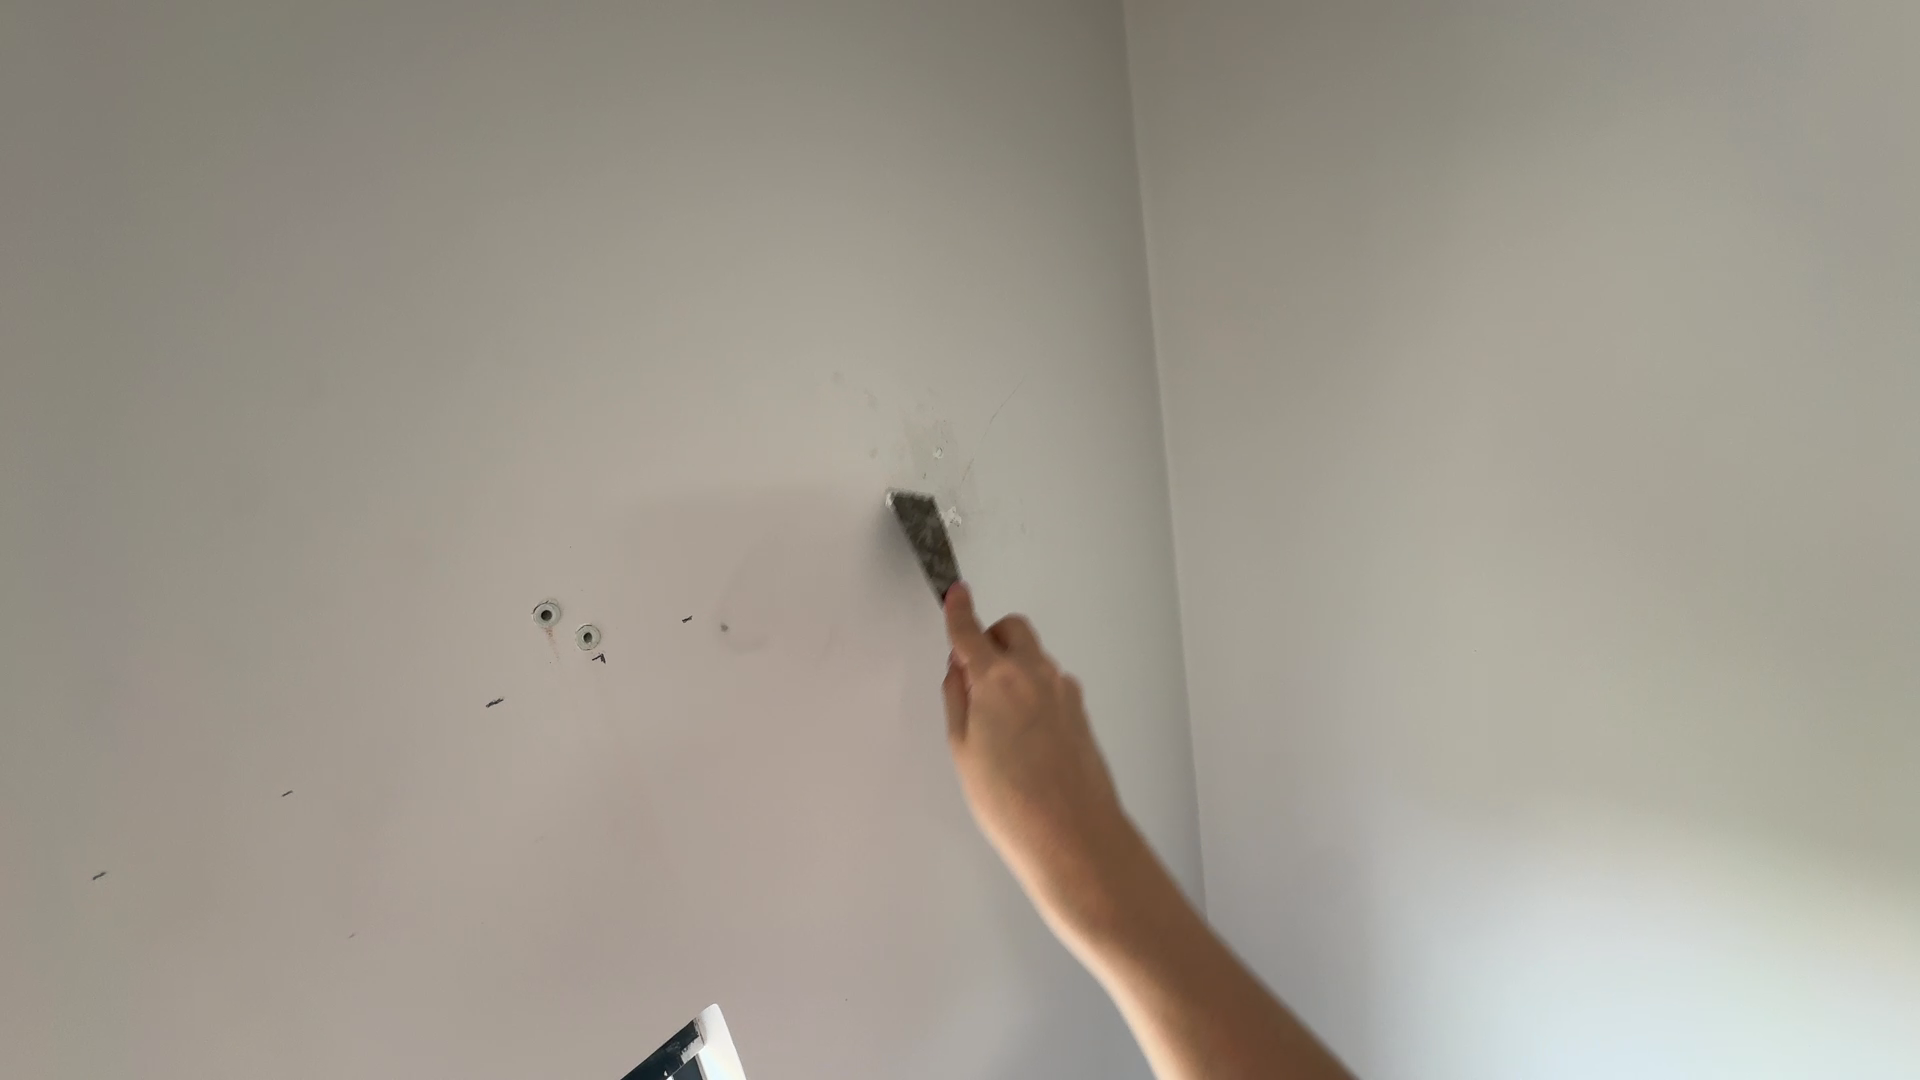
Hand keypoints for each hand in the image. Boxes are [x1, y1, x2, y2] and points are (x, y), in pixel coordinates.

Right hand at [941, 583, 1143, 930]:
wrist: (1075, 836)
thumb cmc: (1008, 801)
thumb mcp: (962, 750)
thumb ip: (957, 699)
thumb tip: (959, 669)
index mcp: (997, 679)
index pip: (970, 632)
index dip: (959, 609)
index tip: (956, 592)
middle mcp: (1035, 674)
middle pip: (1012, 630)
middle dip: (991, 638)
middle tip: (973, 673)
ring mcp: (1064, 690)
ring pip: (1033, 657)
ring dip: (1013, 667)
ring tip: (997, 721)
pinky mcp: (1080, 710)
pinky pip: (1050, 683)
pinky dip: (1032, 689)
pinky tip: (1024, 734)